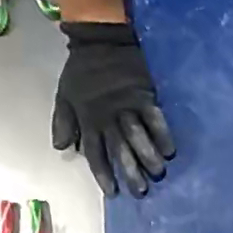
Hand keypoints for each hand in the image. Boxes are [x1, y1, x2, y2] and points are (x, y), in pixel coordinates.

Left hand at [52, 22, 176, 196]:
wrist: (99, 40)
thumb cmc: (80, 71)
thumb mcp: (64, 97)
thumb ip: (64, 123)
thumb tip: (62, 147)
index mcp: (89, 120)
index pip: (96, 154)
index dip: (104, 174)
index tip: (113, 192)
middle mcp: (109, 118)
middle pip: (120, 150)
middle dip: (130, 171)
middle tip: (141, 191)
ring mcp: (128, 107)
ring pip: (138, 137)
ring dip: (148, 157)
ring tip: (158, 173)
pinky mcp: (144, 95)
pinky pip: (155, 118)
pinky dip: (162, 134)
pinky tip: (170, 150)